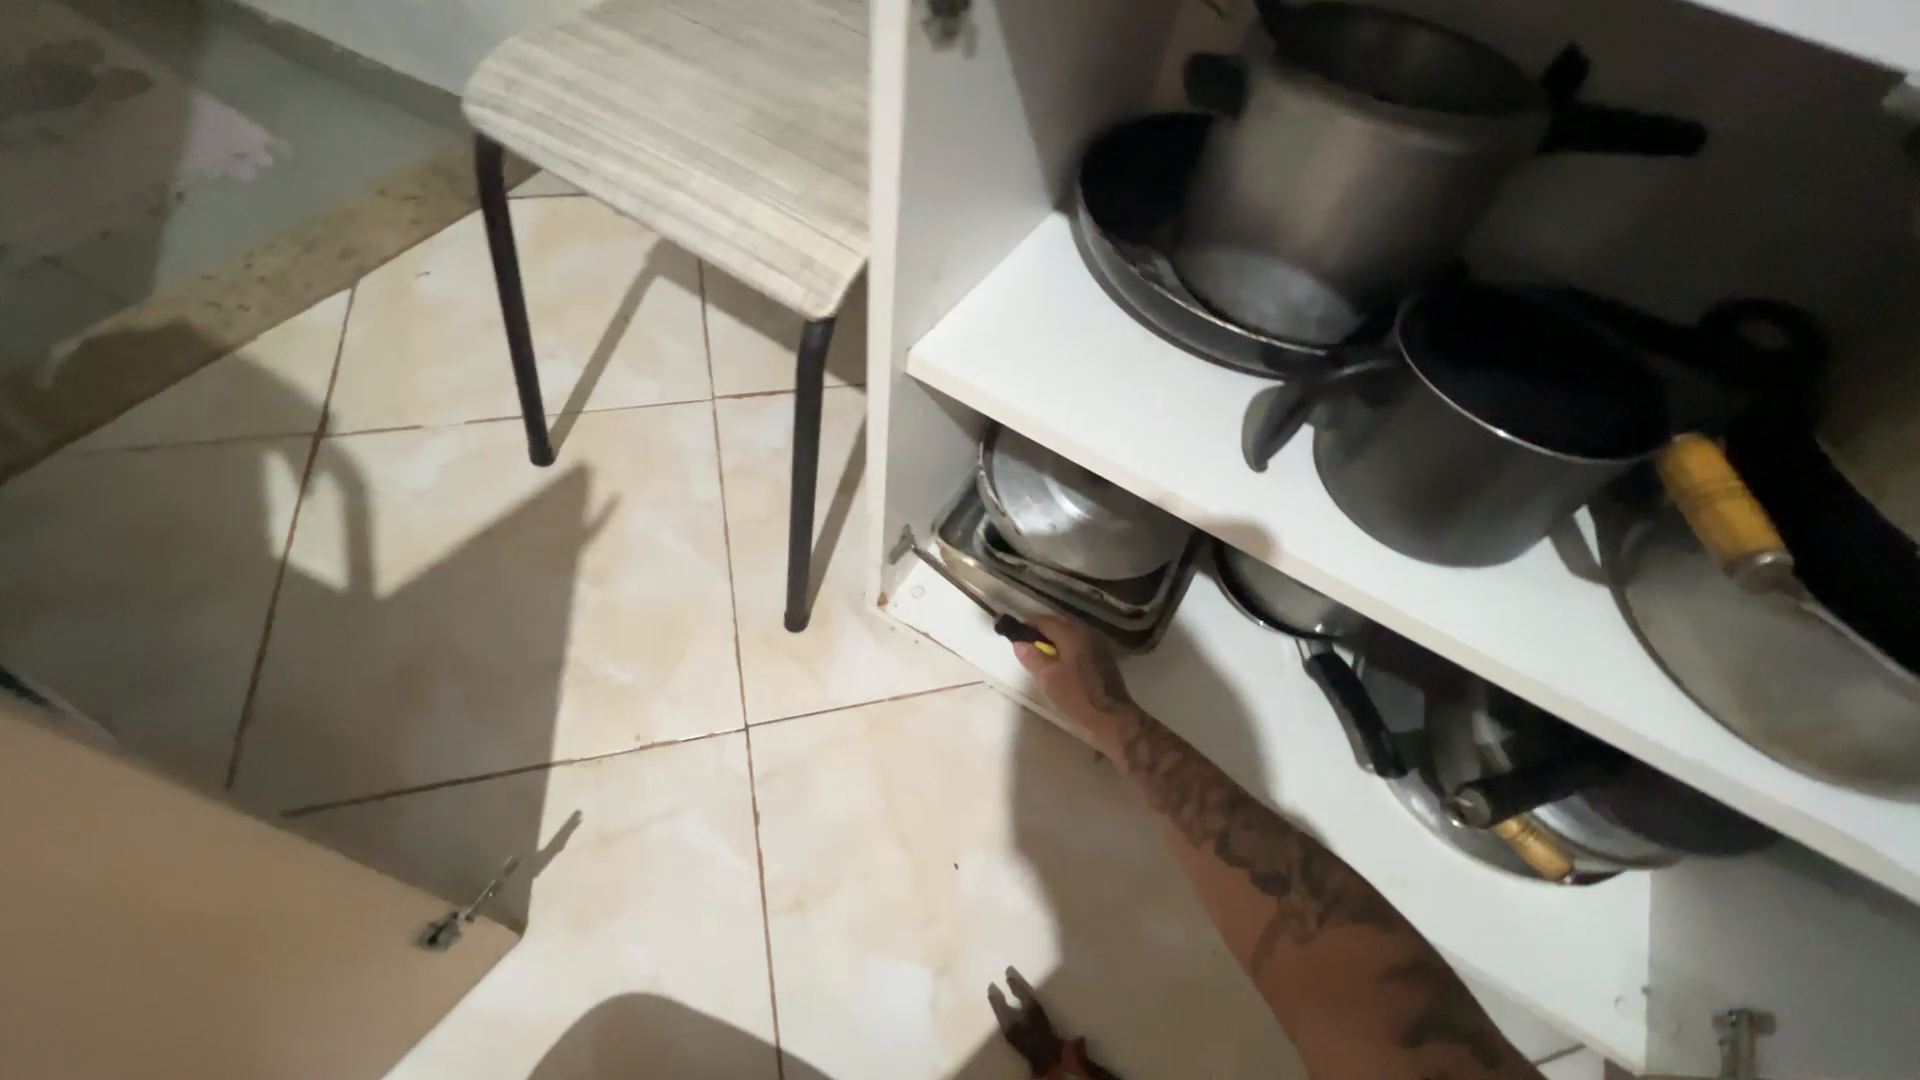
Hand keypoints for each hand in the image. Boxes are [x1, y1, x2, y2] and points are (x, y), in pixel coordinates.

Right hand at [1012, 616, 1138, 753]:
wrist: (1112, 716)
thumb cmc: (1077, 696)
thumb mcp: (1047, 678)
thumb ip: (1031, 657)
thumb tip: (1018, 642)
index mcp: (1072, 634)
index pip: (1045, 620)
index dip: (1028, 626)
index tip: (1016, 635)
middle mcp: (1087, 632)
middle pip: (1059, 624)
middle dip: (1041, 632)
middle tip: (1028, 647)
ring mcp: (1098, 643)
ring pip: (1070, 634)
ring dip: (1055, 640)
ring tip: (1043, 657)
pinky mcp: (1103, 655)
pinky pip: (1080, 643)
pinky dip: (1067, 648)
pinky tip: (1062, 664)